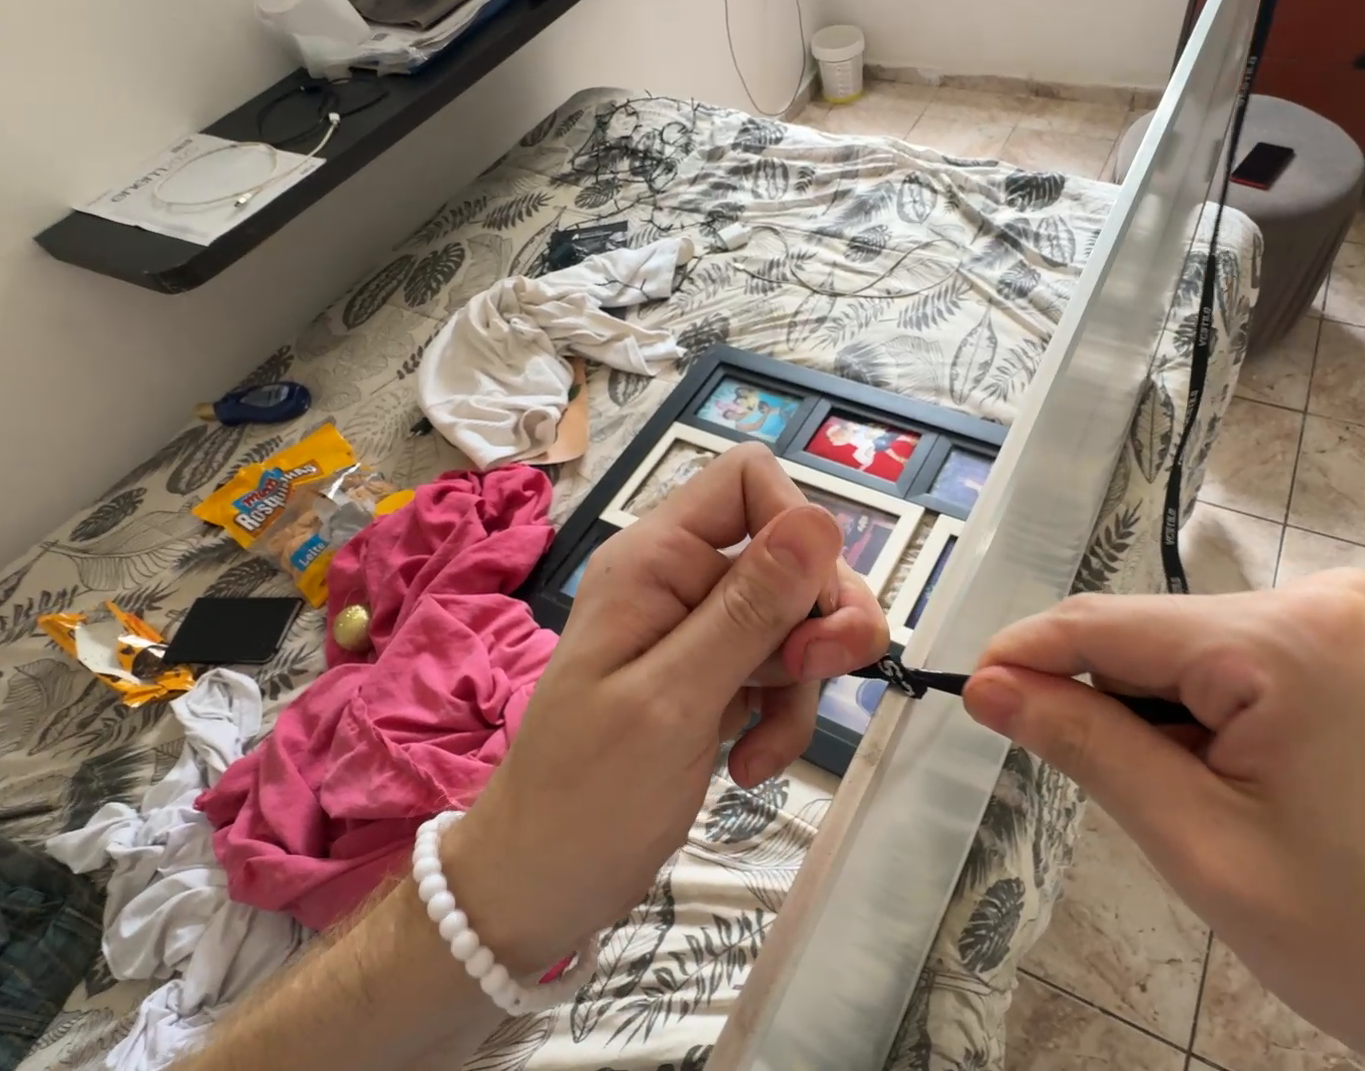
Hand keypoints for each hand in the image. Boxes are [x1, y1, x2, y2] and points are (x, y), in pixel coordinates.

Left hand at [439, 443, 886, 977]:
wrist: (542, 885)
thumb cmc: (587, 794)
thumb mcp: (673, 699)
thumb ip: (748, 610)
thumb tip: (821, 522)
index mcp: (655, 559)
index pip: (749, 480)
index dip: (797, 526)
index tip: (812, 605)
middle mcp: (682, 580)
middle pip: (791, 554)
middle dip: (822, 615)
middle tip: (821, 671)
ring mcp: (700, 631)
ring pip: (797, 618)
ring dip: (803, 683)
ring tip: (766, 750)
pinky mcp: (716, 677)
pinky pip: (783, 670)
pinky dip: (785, 716)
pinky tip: (753, 763)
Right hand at [961, 575, 1364, 1070]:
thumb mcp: (1202, 849)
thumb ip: (1087, 746)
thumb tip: (988, 686)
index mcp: (1287, 640)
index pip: (1106, 625)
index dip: (1024, 655)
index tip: (966, 693)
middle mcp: (1324, 597)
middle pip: (1151, 634)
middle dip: (1102, 699)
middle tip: (1100, 786)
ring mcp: (1356, 612)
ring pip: (1191, 646)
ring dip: (1158, 711)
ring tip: (1189, 799)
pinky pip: (1241, 655)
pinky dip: (1207, 707)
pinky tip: (1235, 774)